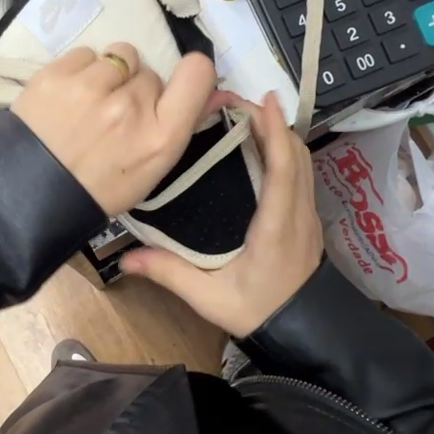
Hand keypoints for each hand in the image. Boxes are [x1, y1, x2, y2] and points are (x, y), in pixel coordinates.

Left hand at [13, 44, 217, 217]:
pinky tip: (66, 99)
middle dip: (135, 89)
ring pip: (118, 56)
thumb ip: (183, 125)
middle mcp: (132, 107)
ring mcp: (92, 88)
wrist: (28, 196)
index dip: (191, 72)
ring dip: (107, 75)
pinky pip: (84, 54)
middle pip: (149, 72)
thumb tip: (216, 92)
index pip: (197, 73)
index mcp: (161, 137)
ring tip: (86, 105)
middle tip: (112, 119)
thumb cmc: (97, 190)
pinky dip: (79, 71)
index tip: (175, 84)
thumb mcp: (150, 171)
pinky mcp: (57, 75)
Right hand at [120, 92, 322, 337]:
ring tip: (247, 118)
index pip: (282, 169)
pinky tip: (262, 148)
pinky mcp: (306, 220)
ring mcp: (306, 215)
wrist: (304, 333)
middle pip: (295, 155)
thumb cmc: (258, 312)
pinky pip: (301, 174)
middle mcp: (297, 213)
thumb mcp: (210, 297)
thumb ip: (170, 273)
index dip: (275, 131)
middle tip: (236, 103)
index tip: (264, 100)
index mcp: (276, 226)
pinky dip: (285, 152)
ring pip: (302, 163)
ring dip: (280, 135)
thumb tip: (126, 259)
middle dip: (271, 122)